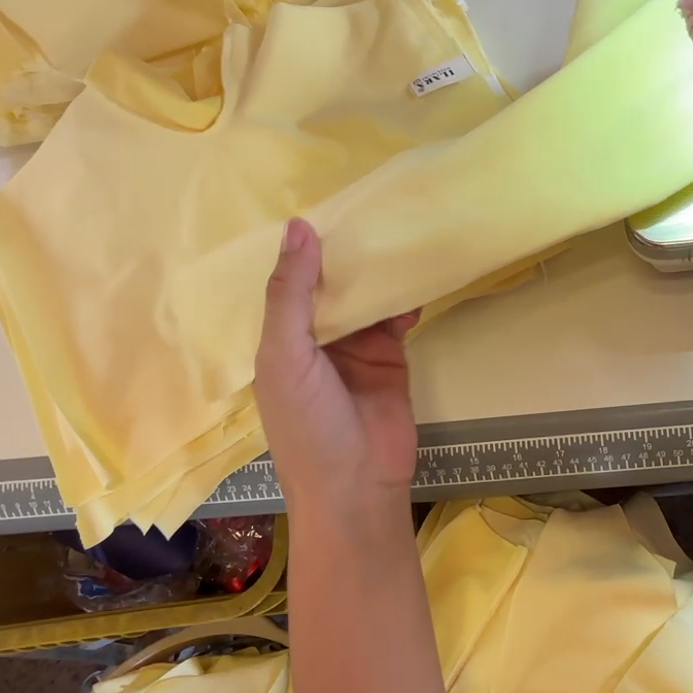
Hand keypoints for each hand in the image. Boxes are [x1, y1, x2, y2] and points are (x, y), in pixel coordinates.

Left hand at [253, 219, 420, 513]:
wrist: (358, 485)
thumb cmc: (308, 425)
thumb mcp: (286, 356)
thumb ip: (291, 294)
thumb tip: (299, 228)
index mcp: (279, 338)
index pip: (288, 282)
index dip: (302, 249)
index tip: (323, 206)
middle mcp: (315, 338)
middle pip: (331, 284)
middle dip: (346, 254)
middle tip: (370, 211)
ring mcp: (355, 347)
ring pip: (366, 296)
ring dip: (378, 274)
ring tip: (396, 239)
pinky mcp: (390, 355)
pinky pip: (396, 317)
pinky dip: (405, 301)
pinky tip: (414, 289)